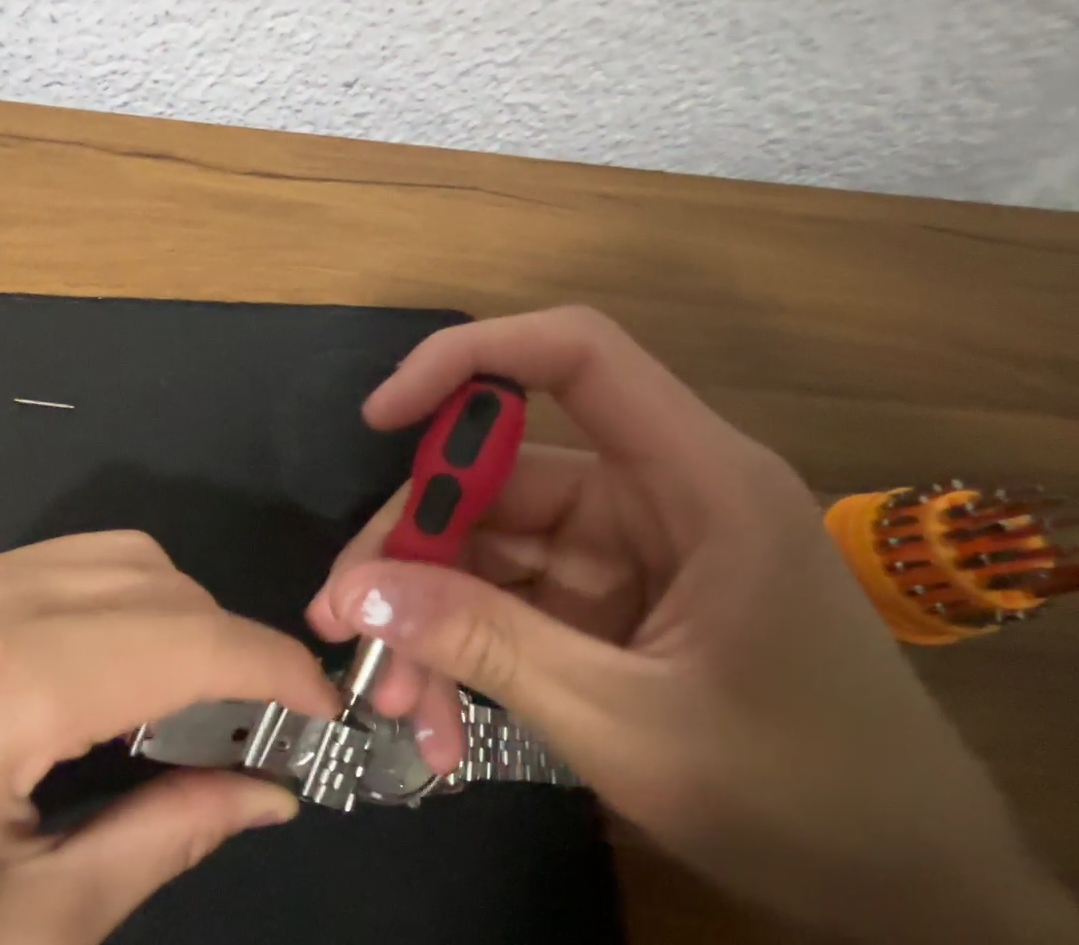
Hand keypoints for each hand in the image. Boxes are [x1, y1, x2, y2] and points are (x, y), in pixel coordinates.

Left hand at [0, 532, 338, 944]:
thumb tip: (268, 790)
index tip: (326, 712)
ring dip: (169, 619)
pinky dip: (110, 611)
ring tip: (186, 712)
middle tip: (254, 733)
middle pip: (153, 577)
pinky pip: (53, 569)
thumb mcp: (34, 922)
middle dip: (226, 644)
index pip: (187, 638)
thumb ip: (168, 833)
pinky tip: (107, 684)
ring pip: (108, 559)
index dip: (275, 670)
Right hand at [310, 307, 1078, 944]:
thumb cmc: (801, 795)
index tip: (379, 419)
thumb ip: (484, 643)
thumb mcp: (624, 722)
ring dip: (424, 622)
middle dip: (409, 553)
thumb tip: (356, 592)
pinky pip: (499, 603)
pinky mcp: (600, 606)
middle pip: (492, 479)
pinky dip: (458, 656)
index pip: (575, 357)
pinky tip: (439, 727)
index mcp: (695, 483)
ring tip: (394, 704)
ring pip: (481, 551)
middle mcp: (649, 500)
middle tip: (344, 624)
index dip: (469, 359)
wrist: (904, 891)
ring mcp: (620, 556)